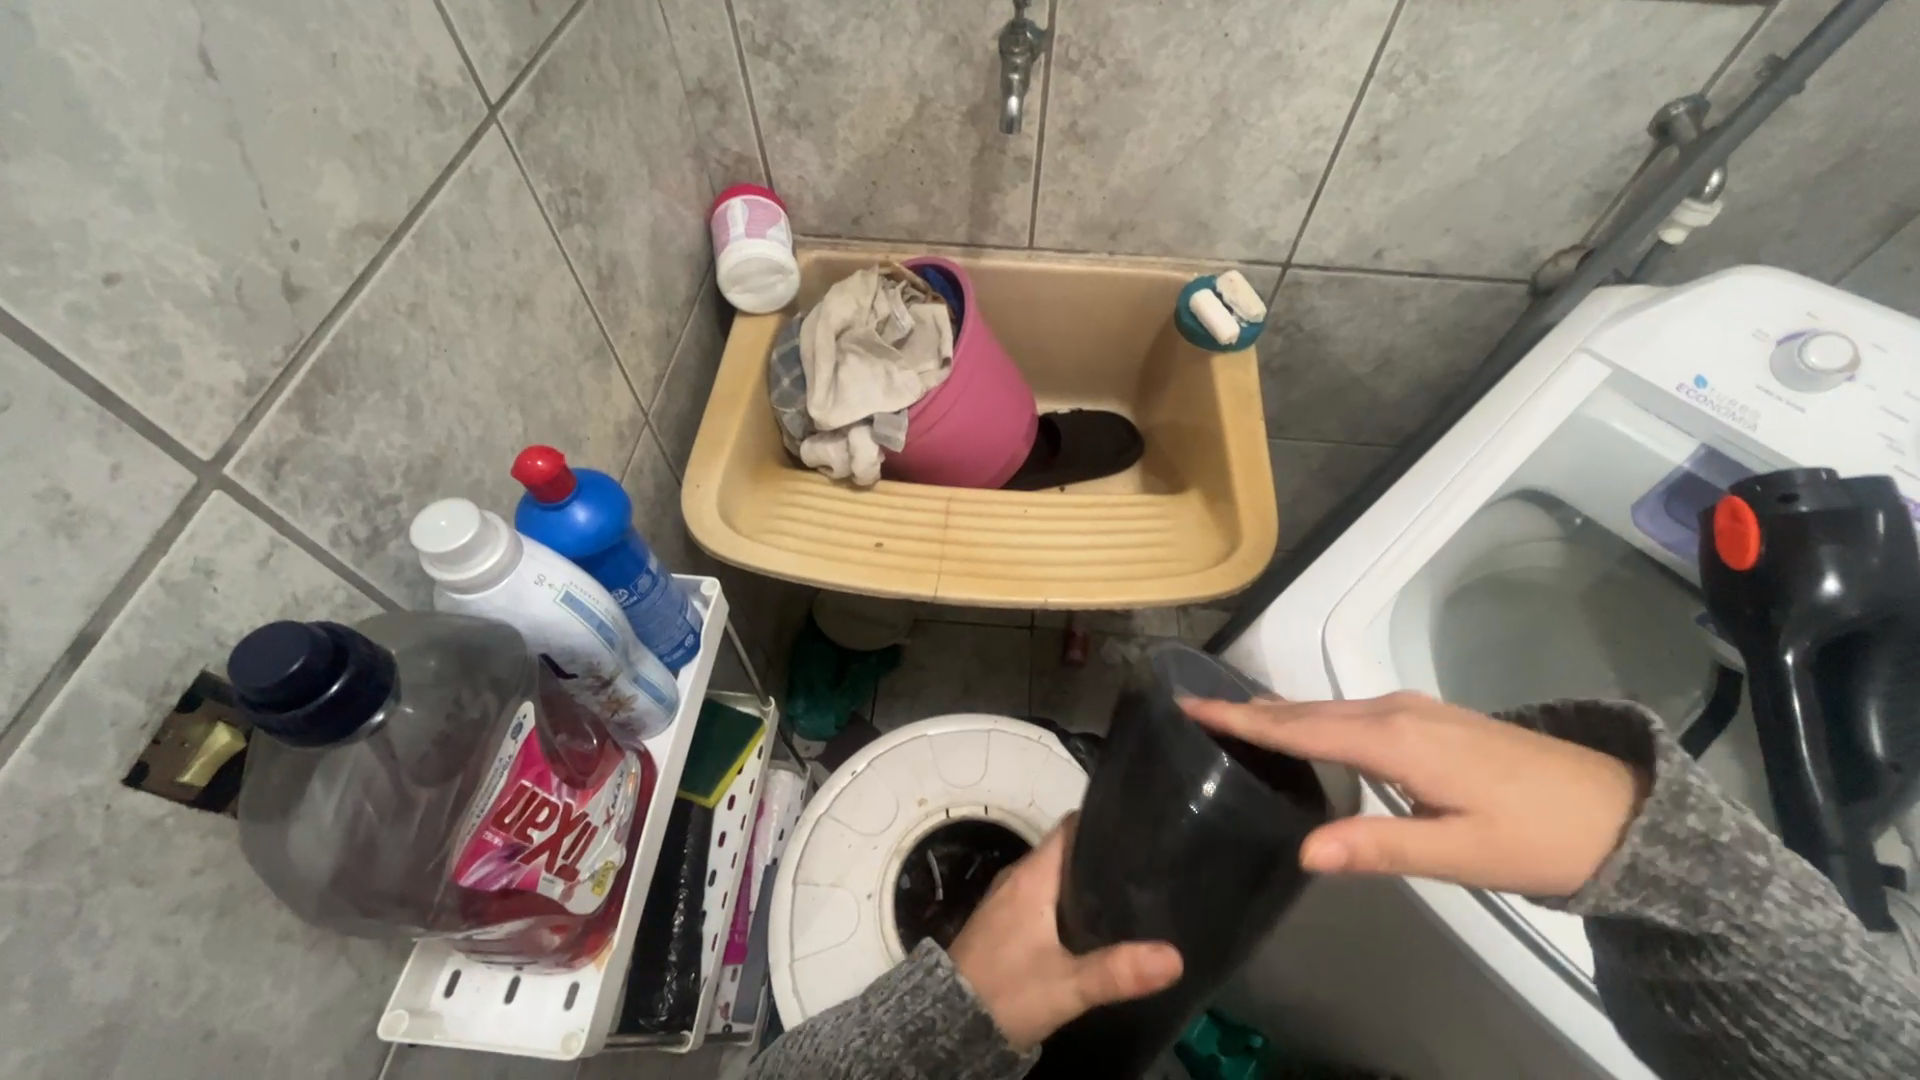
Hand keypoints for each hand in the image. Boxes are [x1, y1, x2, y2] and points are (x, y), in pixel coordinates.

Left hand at [946, 815, 1182, 1050]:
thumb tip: (1175, 956)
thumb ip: (1118, 971)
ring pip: (1054, 877)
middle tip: (1145, 866)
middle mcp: (1017, 878)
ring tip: (1129, 891)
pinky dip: (1068, 901)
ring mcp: (1007, 900)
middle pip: (1065, 852)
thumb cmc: (1006, 991)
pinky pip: (1042, 897)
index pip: (1069, 828)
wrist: (947, 1024)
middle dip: (1101, 855)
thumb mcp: (1067, 985)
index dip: (1102, 822)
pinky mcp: (1004, 923)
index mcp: (1031, 877)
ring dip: (1084, 880)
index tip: (1138, 827)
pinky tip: (1093, 923)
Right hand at [1183, 692, 1649, 897]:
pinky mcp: (1426, 717)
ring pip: (1325, 707)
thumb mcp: (1461, 854)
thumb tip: (1302, 852)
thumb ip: (1379, 846)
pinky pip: (1347, 710)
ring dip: (1275, 711)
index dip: (1241, 717)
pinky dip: (1308, 716)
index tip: (1189, 704)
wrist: (1624, 812)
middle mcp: (1395, 712)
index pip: (1299, 727)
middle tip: (1193, 708)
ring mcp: (1413, 709)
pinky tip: (1298, 727)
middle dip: (1247, 708)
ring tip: (1229, 717)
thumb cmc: (1539, 837)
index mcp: (1396, 741)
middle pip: (1305, 709)